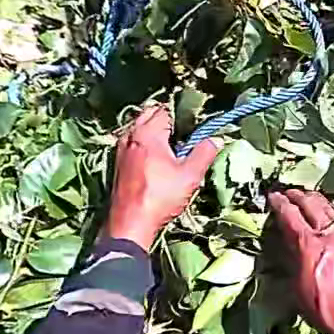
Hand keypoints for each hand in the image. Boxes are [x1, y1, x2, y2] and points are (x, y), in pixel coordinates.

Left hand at [103, 106, 219, 250]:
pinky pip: (132, 141)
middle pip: (149, 114)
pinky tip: (155, 158)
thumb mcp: (189, 176)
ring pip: (138, 127)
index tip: (194, 123)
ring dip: (153, 130)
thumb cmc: (160, 197)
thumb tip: (216, 139)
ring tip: (171, 144)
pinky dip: (143, 142)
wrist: (129, 223)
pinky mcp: (117, 162)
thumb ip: (203, 154)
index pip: (165, 110)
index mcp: (148, 134)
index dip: (181, 114)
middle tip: (184, 132)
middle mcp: (131, 135)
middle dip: (166, 118)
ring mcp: (121, 149)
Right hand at [267, 189, 333, 333]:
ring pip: (331, 209)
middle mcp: (329, 234)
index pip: (290, 215)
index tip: (272, 196)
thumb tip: (285, 247)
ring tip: (309, 198)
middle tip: (288, 192)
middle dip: (298, 195)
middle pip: (311, 204)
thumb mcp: (297, 289)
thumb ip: (291, 263)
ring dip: (317, 201)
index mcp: (308, 245)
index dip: (279, 203)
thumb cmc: (324, 310)